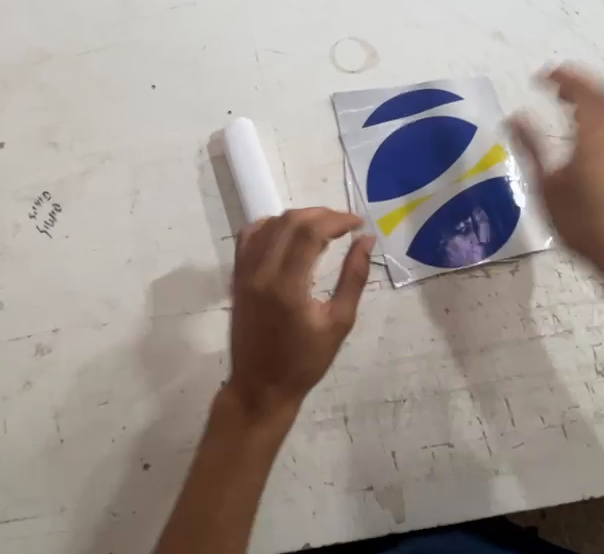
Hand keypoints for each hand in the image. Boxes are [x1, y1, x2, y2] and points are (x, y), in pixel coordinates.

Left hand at [224, 209, 375, 419]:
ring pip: (271, 223)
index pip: (311, 232)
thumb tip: (366, 241)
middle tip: (345, 225)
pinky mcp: (237, 275)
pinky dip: (272, 225)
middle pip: (291, 221)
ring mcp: (245, 271)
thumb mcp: (339, 323)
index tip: (358, 224)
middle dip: (322, 215)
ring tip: (324, 228)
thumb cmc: (304, 361)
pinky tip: (289, 234)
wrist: (260, 387)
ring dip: (299, 218)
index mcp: (288, 286)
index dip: (337, 220)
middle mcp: (262, 272)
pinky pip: (251, 235)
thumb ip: (353, 277)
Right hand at [510, 65, 603, 295]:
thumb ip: (531, 147)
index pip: (583, 95)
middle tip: (553, 80)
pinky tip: (579, 124)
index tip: (540, 76)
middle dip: (580, 80)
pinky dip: (597, 109)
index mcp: (592, 139)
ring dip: (590, 94)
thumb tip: (513, 116)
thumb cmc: (581, 222)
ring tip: (564, 96)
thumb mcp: (546, 186)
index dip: (563, 78)